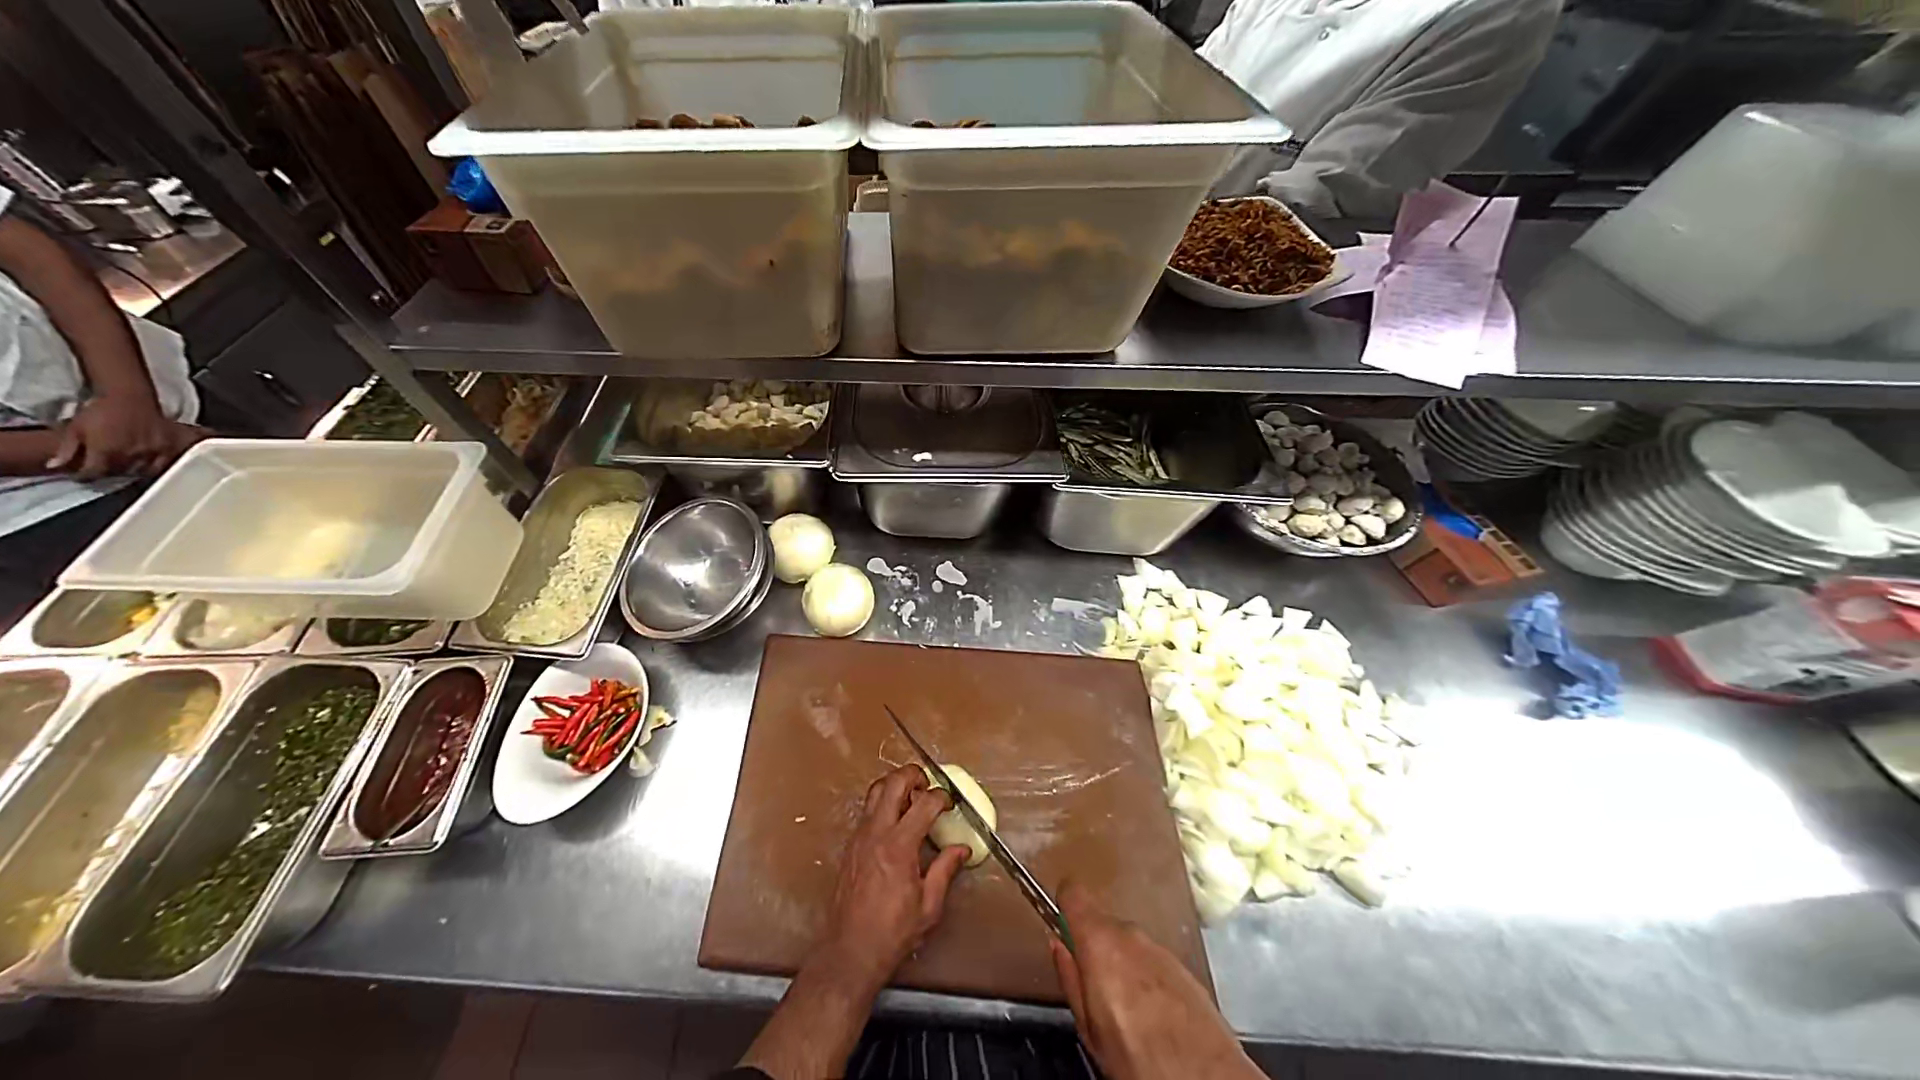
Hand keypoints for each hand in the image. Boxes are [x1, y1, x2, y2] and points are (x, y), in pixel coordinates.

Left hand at [47, 394, 176, 479]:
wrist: (130, 398)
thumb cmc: (99, 412)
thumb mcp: (74, 428)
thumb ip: (66, 449)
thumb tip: (53, 467)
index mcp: (104, 450)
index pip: (94, 473)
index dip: (85, 477)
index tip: (80, 476)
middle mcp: (129, 454)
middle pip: (118, 473)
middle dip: (107, 472)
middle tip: (102, 469)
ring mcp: (151, 451)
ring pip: (140, 471)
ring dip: (129, 471)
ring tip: (122, 467)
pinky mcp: (167, 448)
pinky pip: (160, 465)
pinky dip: (151, 467)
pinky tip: (144, 464)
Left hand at [815, 764, 969, 988]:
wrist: (850, 951)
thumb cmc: (891, 933)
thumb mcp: (929, 905)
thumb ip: (945, 870)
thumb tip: (961, 850)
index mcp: (899, 847)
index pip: (924, 803)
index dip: (942, 797)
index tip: (950, 802)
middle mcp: (876, 834)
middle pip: (893, 783)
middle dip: (913, 775)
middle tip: (928, 784)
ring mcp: (859, 837)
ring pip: (874, 792)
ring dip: (895, 786)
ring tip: (911, 798)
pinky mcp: (850, 846)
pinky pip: (866, 811)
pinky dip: (882, 804)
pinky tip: (895, 822)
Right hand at [1049, 884, 1261, 1079]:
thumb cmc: (1141, 1061)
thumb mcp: (1089, 1027)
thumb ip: (1069, 977)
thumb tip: (1058, 947)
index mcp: (1100, 942)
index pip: (1074, 893)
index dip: (1063, 905)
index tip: (1059, 925)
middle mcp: (1132, 936)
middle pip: (1102, 925)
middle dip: (1094, 950)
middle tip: (1092, 992)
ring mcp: (1161, 950)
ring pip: (1128, 946)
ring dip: (1122, 968)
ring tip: (1125, 1014)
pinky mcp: (1184, 968)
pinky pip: (1152, 963)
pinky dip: (1147, 981)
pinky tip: (1152, 1019)